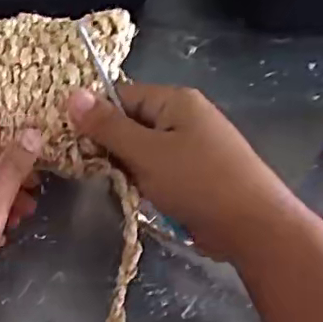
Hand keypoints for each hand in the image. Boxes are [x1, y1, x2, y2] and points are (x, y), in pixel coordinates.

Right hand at [67, 84, 288, 258]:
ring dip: (127, 170)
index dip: (95, 118)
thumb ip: (107, 127)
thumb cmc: (197, 182)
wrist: (251, 225)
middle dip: (111, 148)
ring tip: (123, 187)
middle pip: (130, 123)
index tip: (74, 145)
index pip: (120, 96)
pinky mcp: (194, 173)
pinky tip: (141, 198)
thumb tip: (71, 96)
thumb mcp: (145, 153)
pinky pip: (157, 170)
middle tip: (95, 171)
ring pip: (142, 151)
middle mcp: (184, 116)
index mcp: (175, 100)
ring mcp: (191, 146)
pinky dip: (145, 183)